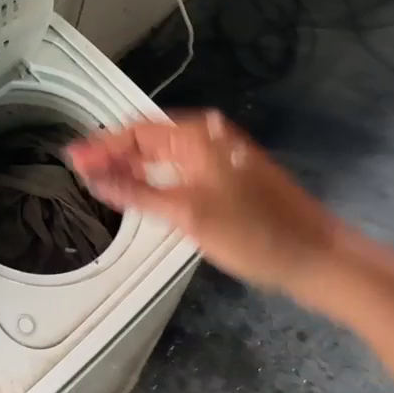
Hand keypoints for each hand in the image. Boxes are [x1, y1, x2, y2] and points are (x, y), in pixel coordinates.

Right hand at [65, 109, 342, 294]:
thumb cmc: (254, 233)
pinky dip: (155, 175)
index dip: (100, 146)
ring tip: (102, 178)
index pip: (134, 132)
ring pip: (163, 153)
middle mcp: (206, 136)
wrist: (321, 260)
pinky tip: (141, 189)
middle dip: (113, 153)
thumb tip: (94, 177)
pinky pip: (179, 166)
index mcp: (196, 135)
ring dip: (132, 165)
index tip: (72, 157)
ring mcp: (220, 154)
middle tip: (81, 168)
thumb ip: (135, 192)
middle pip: (147, 139)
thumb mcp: (187, 215)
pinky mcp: (229, 174)